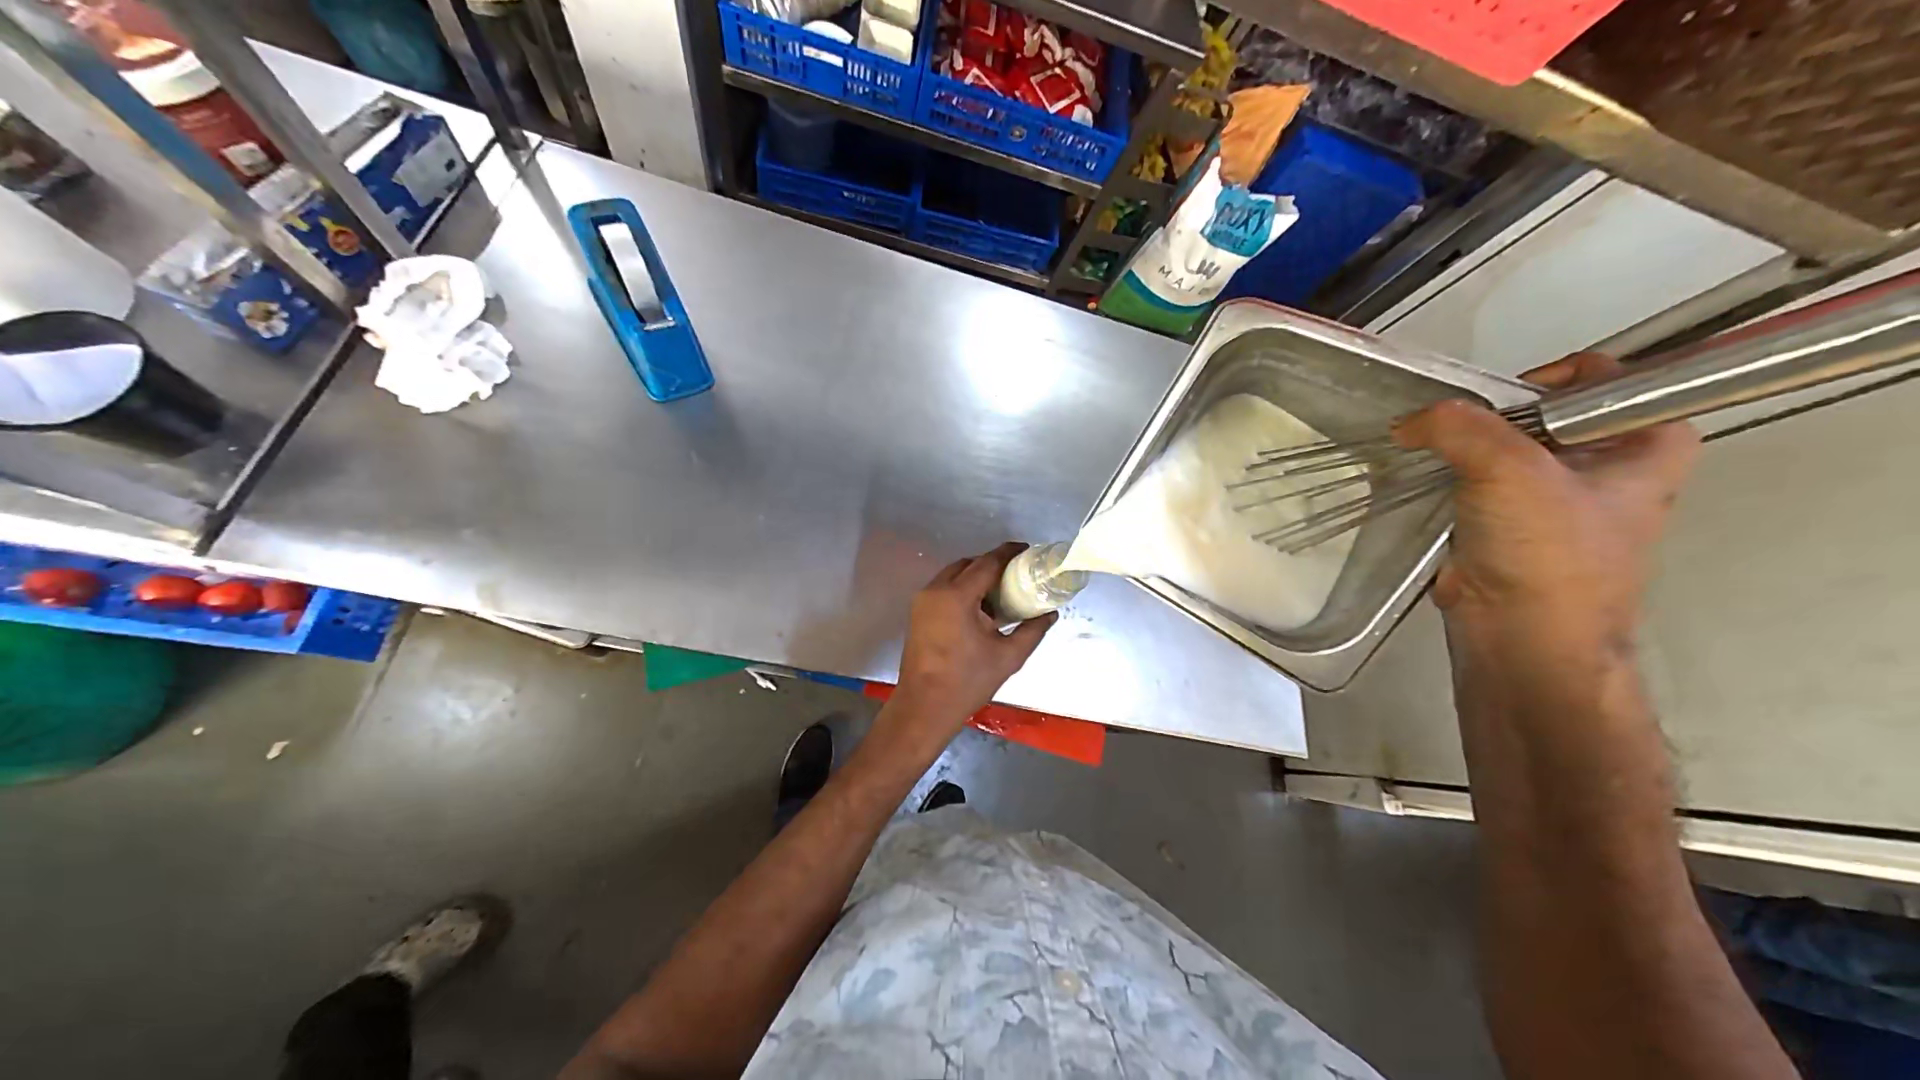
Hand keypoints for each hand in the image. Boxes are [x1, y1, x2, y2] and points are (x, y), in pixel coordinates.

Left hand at [892, 543, 1056, 736]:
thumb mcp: (1008, 656)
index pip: (987, 563)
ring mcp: (922, 601)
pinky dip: (961, 588)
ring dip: (975, 576)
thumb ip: (1032, 630)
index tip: (1027, 550)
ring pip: (953, 575)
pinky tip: (980, 607)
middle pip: (968, 564)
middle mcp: (936, 590)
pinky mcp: (917, 613)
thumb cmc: (967, 682)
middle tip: (1017, 573)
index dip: (1008, 553)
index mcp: (957, 597)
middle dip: (992, 563)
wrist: (925, 707)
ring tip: (1001, 590)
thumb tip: (1050, 614)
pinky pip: (943, 589)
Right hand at [1394, 353, 1698, 650]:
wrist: (1521, 638)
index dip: (1546, 380)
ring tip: (1427, 452)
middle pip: (1543, 412)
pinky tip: (1425, 479)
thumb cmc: (1546, 555)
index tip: (1494, 403)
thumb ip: (1460, 428)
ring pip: (1505, 448)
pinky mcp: (1511, 525)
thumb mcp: (1509, 471)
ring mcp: (1557, 498)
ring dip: (1464, 448)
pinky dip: (1451, 476)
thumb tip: (1412, 420)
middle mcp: (1609, 465)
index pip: (1602, 378)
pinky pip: (1479, 481)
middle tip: (1450, 429)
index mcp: (1648, 443)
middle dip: (1491, 416)